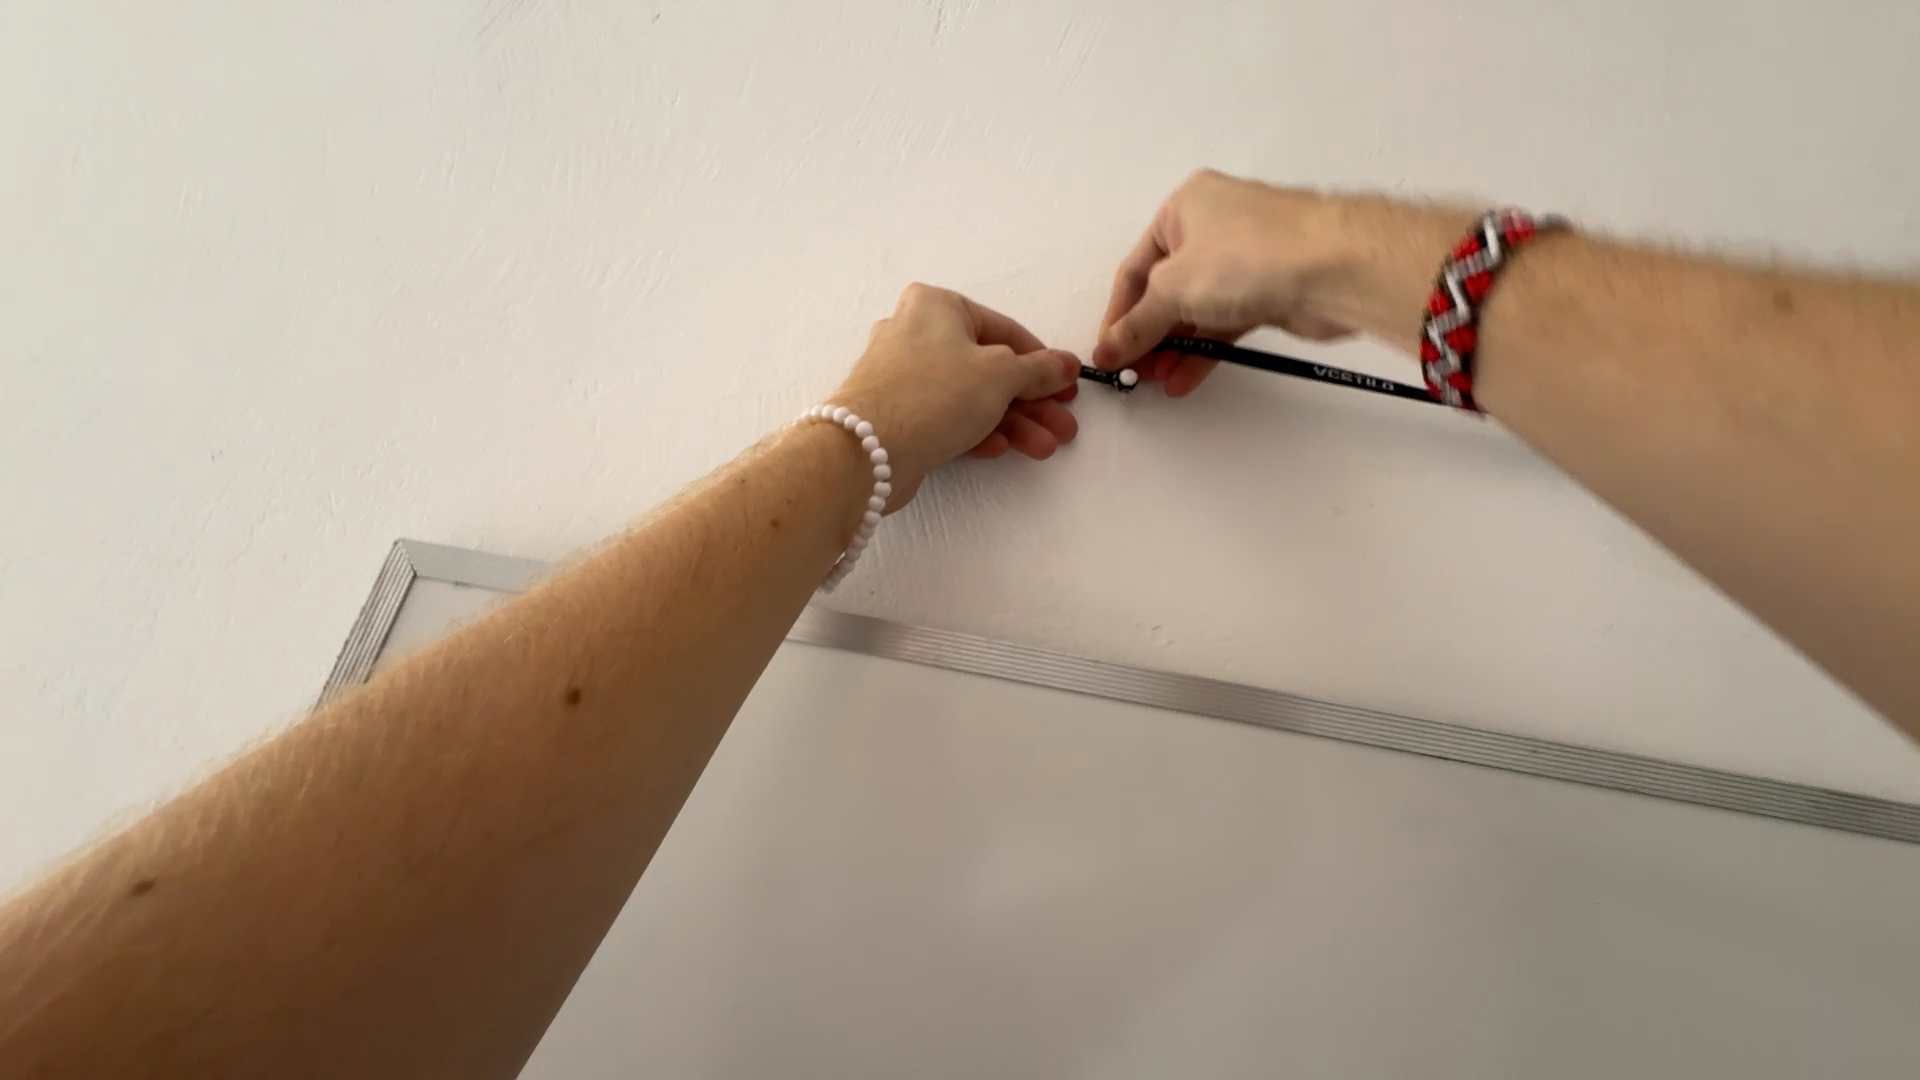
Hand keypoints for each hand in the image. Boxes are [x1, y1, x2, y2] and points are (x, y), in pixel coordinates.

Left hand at [833, 284, 1081, 505]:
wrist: (866, 450)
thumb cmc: (933, 394)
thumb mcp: (1001, 374)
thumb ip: (1038, 370)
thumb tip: (1065, 365)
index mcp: (935, 306)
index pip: (1003, 330)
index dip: (1041, 362)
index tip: (1066, 387)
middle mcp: (914, 334)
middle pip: (988, 369)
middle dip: (1030, 402)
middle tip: (1061, 427)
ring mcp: (901, 378)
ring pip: (968, 398)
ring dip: (1010, 423)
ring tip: (1042, 447)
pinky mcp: (895, 415)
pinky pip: (944, 419)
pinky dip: (975, 431)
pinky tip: (999, 448)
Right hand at [1092, 170, 1360, 396]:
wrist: (1334, 267)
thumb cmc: (1251, 254)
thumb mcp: (1172, 290)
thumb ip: (1136, 325)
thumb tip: (1107, 351)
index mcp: (1183, 209)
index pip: (1134, 271)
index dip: (1117, 315)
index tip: (1108, 352)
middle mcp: (1211, 229)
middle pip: (1162, 293)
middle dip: (1146, 336)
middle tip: (1133, 371)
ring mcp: (1241, 261)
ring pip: (1192, 312)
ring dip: (1172, 349)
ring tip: (1157, 380)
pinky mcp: (1265, 291)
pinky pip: (1221, 325)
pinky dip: (1201, 351)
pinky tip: (1184, 378)